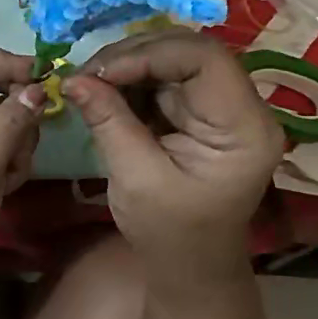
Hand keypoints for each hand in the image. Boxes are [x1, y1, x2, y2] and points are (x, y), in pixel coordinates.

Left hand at [0, 44, 44, 298]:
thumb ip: (9, 123)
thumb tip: (40, 87)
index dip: (10, 63)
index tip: (45, 82)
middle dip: (19, 113)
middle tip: (24, 144)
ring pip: (11, 113)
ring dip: (20, 142)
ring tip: (6, 174)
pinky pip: (10, 138)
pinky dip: (15, 158)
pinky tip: (5, 183)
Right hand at [63, 31, 282, 282]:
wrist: (188, 265)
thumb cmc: (169, 232)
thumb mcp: (135, 178)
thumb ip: (109, 122)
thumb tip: (73, 79)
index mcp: (244, 127)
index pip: (205, 59)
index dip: (150, 54)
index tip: (99, 73)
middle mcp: (241, 107)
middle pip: (190, 53)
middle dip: (134, 56)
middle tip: (86, 75)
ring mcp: (220, 108)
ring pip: (174, 61)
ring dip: (127, 67)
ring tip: (88, 83)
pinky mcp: (198, 114)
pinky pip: (164, 81)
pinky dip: (129, 82)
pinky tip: (103, 93)